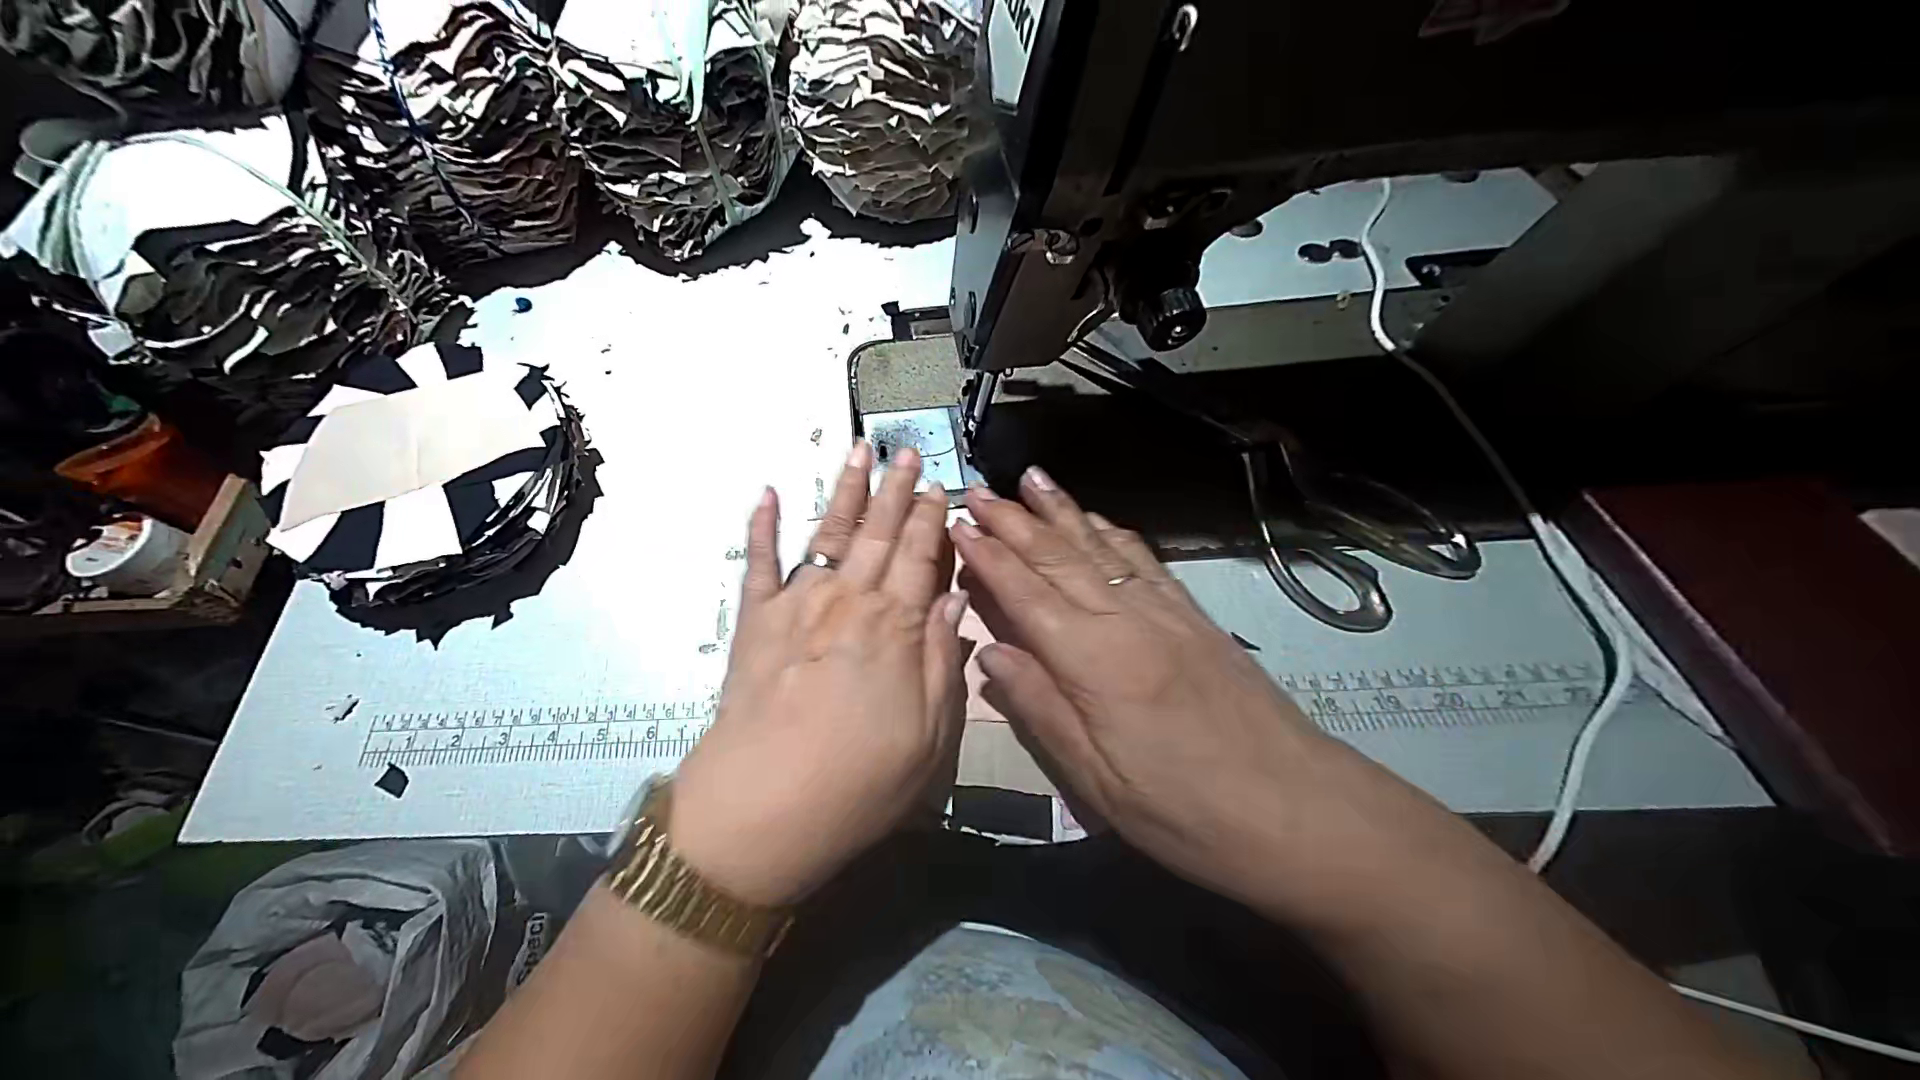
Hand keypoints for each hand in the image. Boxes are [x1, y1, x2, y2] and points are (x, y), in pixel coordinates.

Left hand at [670, 443, 968, 906]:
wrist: (762, 811)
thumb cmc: (860, 782)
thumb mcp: (931, 735)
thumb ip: (943, 659)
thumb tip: (954, 597)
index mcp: (896, 626)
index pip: (920, 555)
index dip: (932, 517)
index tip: (940, 484)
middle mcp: (849, 600)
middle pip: (880, 532)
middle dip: (896, 488)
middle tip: (905, 449)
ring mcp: (797, 605)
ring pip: (828, 532)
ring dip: (845, 489)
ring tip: (858, 449)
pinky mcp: (754, 623)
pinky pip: (758, 564)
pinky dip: (760, 527)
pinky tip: (766, 493)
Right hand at [953, 467, 1356, 906]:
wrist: (1300, 810)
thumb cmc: (1187, 811)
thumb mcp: (1098, 780)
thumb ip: (1040, 707)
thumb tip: (987, 652)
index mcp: (1094, 660)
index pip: (1026, 593)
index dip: (988, 557)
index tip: (958, 524)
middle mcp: (1127, 619)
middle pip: (1059, 557)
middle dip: (1013, 520)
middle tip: (978, 489)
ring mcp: (1166, 612)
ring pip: (1101, 547)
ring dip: (1062, 511)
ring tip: (1031, 479)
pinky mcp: (1195, 617)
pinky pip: (1144, 561)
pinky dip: (1113, 533)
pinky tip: (1099, 519)